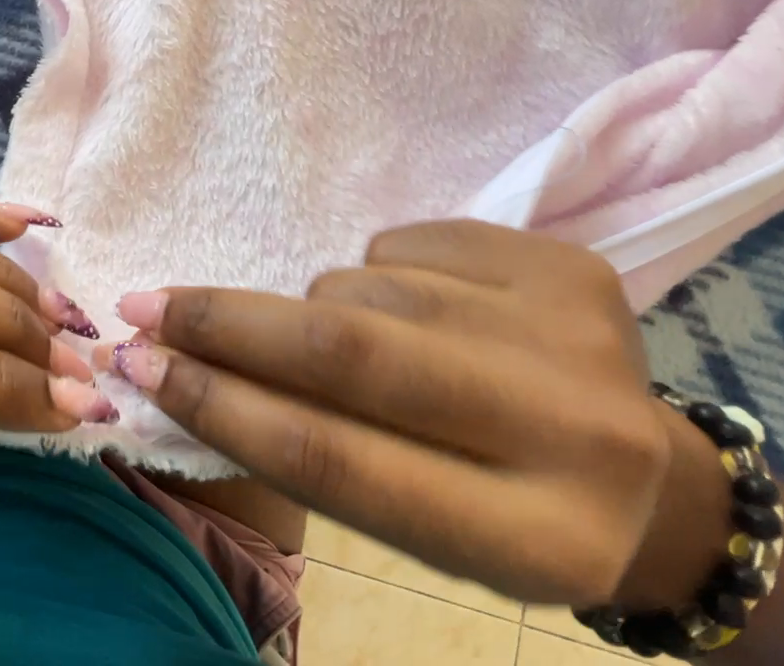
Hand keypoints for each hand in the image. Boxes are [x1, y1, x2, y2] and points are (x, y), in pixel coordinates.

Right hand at [95, 220, 711, 604]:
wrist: (644, 480)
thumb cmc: (489, 510)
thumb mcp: (403, 521)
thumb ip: (303, 448)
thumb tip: (173, 365)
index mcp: (527, 540)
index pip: (331, 457)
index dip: (217, 405)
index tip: (138, 365)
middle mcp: (572, 434)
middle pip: (346, 350)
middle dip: (224, 322)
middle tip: (146, 307)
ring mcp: (579, 336)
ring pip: (362, 286)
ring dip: (313, 305)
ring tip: (346, 338)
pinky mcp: (572, 268)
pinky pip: (404, 242)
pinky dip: (372, 269)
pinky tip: (413, 306)